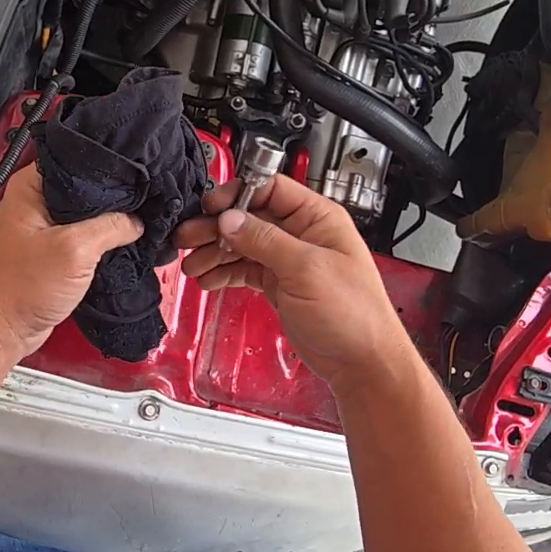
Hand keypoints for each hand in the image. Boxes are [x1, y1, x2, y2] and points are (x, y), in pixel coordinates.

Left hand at [0, 165, 142, 361]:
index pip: (79, 157)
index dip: (110, 164)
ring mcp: (47, 224)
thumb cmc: (18, 290)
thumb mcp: (74, 250)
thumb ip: (111, 227)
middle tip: (146, 199)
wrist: (4, 329)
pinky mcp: (56, 247)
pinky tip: (124, 242)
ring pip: (89, 212)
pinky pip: (86, 235)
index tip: (138, 170)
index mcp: (32, 185)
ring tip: (139, 220)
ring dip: (111, 220)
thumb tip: (136, 221)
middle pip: (88, 185)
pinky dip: (104, 239)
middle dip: (116, 195)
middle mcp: (38, 199)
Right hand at [175, 175, 416, 387]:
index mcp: (317, 218)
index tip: (211, 207)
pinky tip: (207, 278)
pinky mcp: (279, 283)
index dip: (237, 194)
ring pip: (242, 244)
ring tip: (192, 263)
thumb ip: (265, 240)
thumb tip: (230, 219)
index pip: (270, 189)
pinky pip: (244, 269)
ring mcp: (289, 259)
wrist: (362, 362)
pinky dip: (224, 272)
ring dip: (214, 252)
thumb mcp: (306, 269)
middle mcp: (301, 234)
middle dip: (216, 227)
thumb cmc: (354, 315)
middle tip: (188, 236)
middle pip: (249, 217)